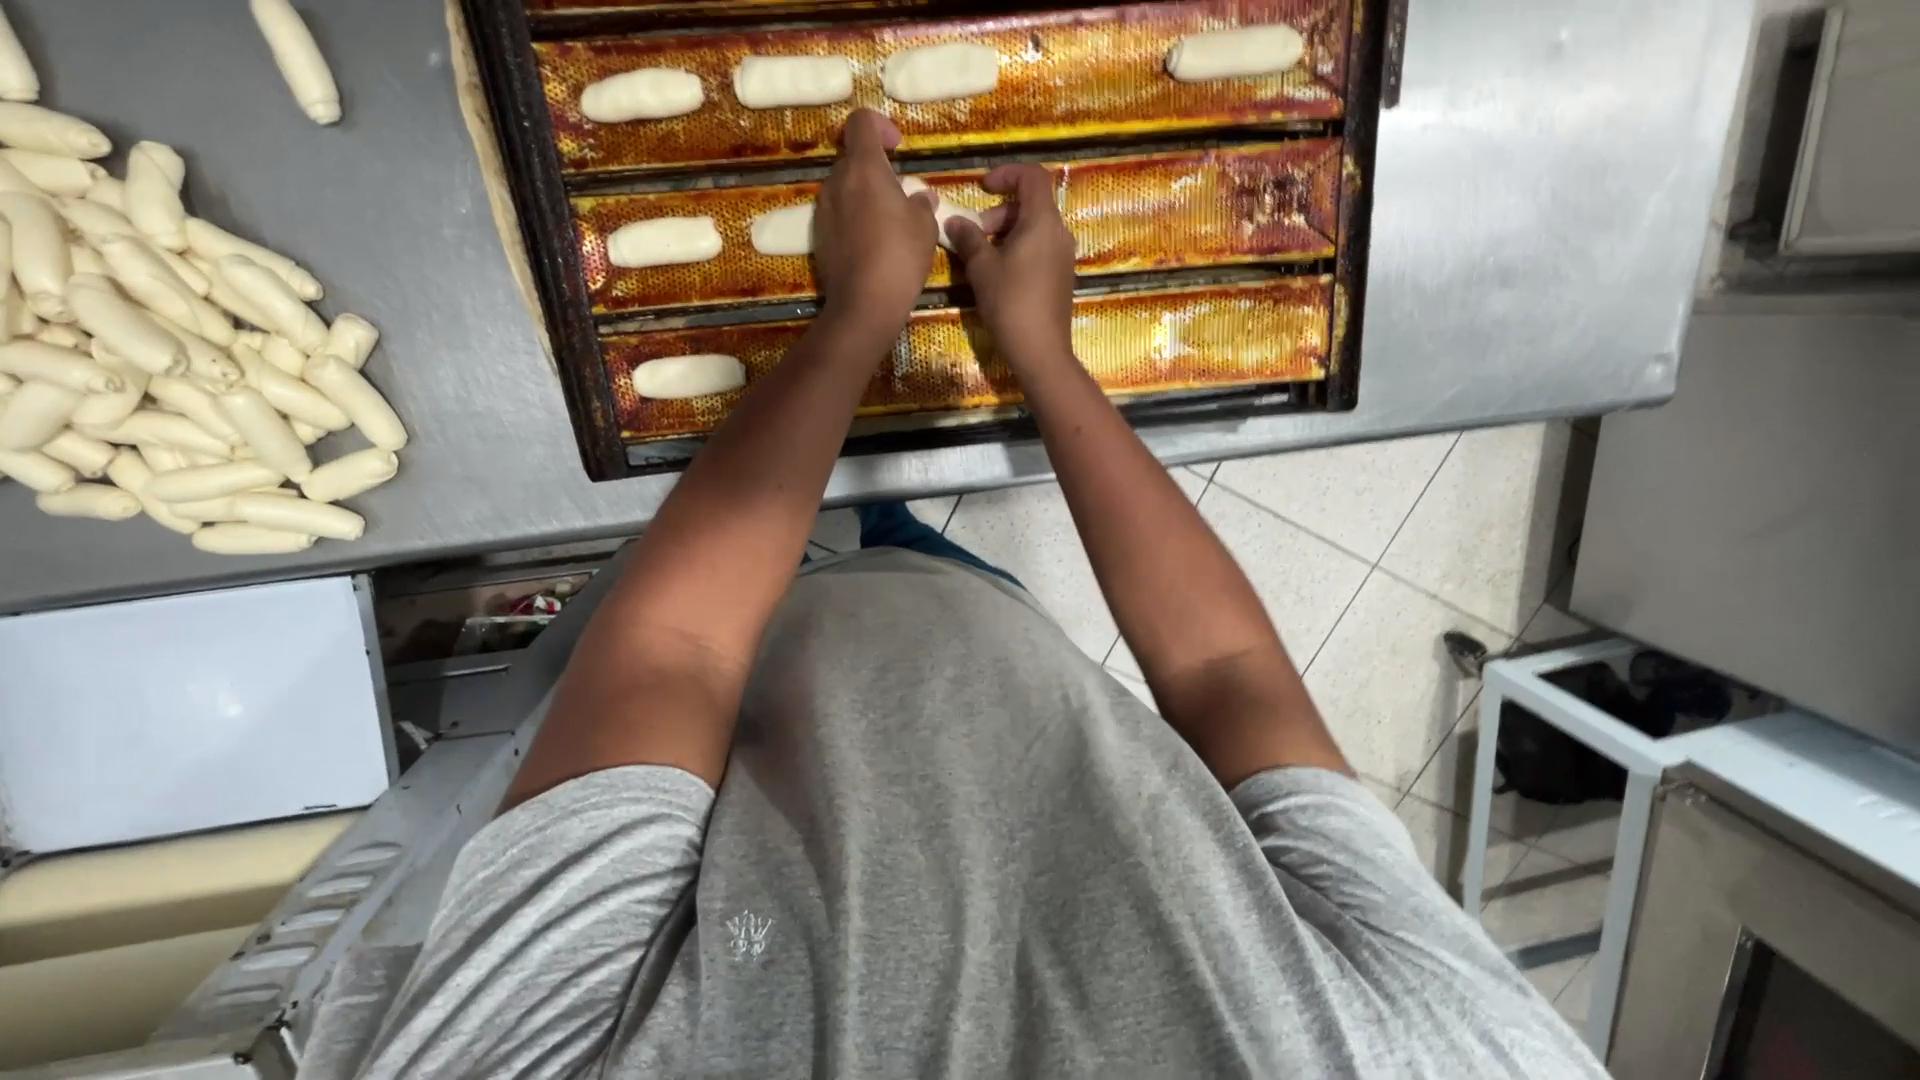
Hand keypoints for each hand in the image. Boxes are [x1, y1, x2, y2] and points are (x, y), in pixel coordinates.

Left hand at [812, 109, 937, 340]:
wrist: (864, 305)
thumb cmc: (900, 257)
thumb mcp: (925, 227)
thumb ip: (921, 203)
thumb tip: (919, 196)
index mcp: (864, 169)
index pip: (861, 122)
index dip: (880, 126)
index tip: (898, 147)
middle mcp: (836, 182)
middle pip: (853, 159)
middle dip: (876, 170)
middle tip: (900, 195)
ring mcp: (823, 210)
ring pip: (845, 189)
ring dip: (865, 196)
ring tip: (888, 224)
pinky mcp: (818, 236)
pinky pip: (838, 215)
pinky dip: (854, 219)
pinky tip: (872, 246)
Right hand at [944, 164, 1075, 368]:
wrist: (1041, 351)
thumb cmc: (1010, 303)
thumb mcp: (982, 268)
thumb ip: (968, 238)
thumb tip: (954, 222)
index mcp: (1043, 222)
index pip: (1032, 177)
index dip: (1007, 174)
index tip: (982, 187)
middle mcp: (1059, 233)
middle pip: (1031, 204)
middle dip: (1000, 212)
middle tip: (975, 236)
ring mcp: (1063, 256)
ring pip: (1034, 228)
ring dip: (1006, 233)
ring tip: (983, 259)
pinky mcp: (1061, 276)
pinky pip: (1040, 248)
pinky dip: (1018, 249)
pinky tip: (1000, 275)